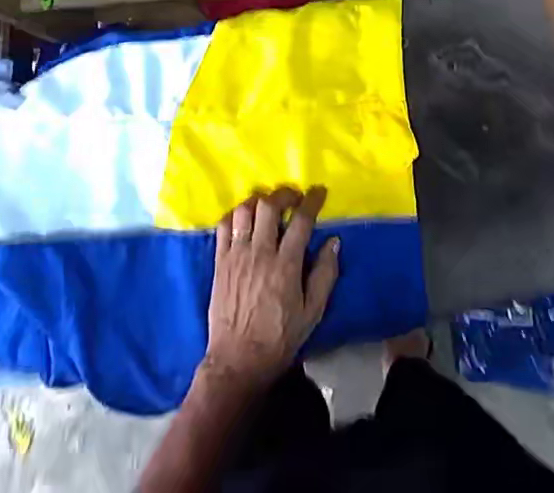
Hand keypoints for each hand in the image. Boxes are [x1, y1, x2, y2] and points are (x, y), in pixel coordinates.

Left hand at [202, 186, 339, 390]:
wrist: (237, 361)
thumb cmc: (280, 337)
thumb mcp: (314, 310)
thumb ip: (325, 273)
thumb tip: (333, 241)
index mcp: (286, 265)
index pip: (301, 220)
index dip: (312, 200)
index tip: (319, 192)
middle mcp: (259, 254)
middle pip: (269, 206)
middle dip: (284, 194)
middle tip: (294, 197)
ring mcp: (236, 257)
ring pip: (244, 212)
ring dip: (259, 201)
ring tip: (269, 205)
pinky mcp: (219, 264)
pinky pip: (224, 228)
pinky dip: (236, 215)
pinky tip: (246, 219)